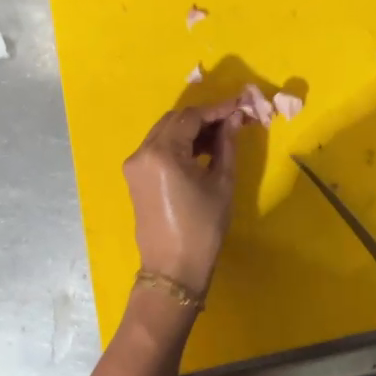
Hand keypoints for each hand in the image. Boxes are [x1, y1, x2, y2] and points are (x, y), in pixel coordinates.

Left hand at [122, 103, 243, 296]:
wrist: (174, 268)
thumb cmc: (203, 227)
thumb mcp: (222, 183)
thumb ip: (227, 145)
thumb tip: (235, 119)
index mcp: (162, 153)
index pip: (191, 117)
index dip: (218, 109)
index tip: (241, 106)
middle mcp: (142, 152)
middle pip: (174, 120)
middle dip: (204, 117)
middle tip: (232, 121)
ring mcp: (135, 164)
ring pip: (165, 132)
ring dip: (191, 129)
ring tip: (221, 137)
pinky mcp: (135, 176)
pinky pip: (158, 148)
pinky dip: (179, 143)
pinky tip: (202, 151)